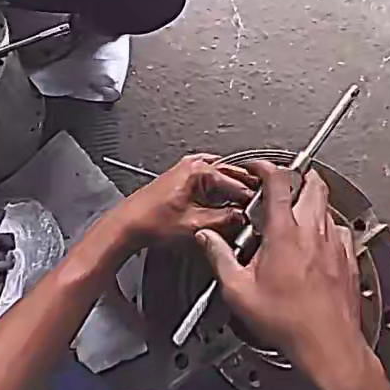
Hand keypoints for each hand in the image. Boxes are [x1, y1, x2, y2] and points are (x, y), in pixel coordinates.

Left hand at [111, 154, 251, 247]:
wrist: (127, 225)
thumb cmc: (150, 222)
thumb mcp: (194, 225)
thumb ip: (224, 220)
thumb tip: (242, 218)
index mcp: (198, 170)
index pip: (235, 182)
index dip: (251, 197)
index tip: (262, 208)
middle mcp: (192, 165)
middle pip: (230, 173)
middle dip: (245, 187)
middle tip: (261, 202)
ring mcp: (186, 170)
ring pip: (220, 174)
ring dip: (234, 186)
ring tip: (247, 202)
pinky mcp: (182, 179)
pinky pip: (210, 179)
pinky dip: (221, 188)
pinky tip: (226, 202)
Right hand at [195, 161, 377, 389]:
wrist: (328, 346)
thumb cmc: (288, 323)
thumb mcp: (239, 291)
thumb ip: (220, 257)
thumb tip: (207, 240)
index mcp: (285, 233)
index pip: (278, 182)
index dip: (267, 166)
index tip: (259, 166)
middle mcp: (313, 232)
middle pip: (313, 184)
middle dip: (298, 175)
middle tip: (284, 181)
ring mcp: (334, 245)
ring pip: (328, 206)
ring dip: (312, 200)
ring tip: (297, 210)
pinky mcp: (348, 260)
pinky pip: (340, 230)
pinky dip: (327, 226)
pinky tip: (317, 240)